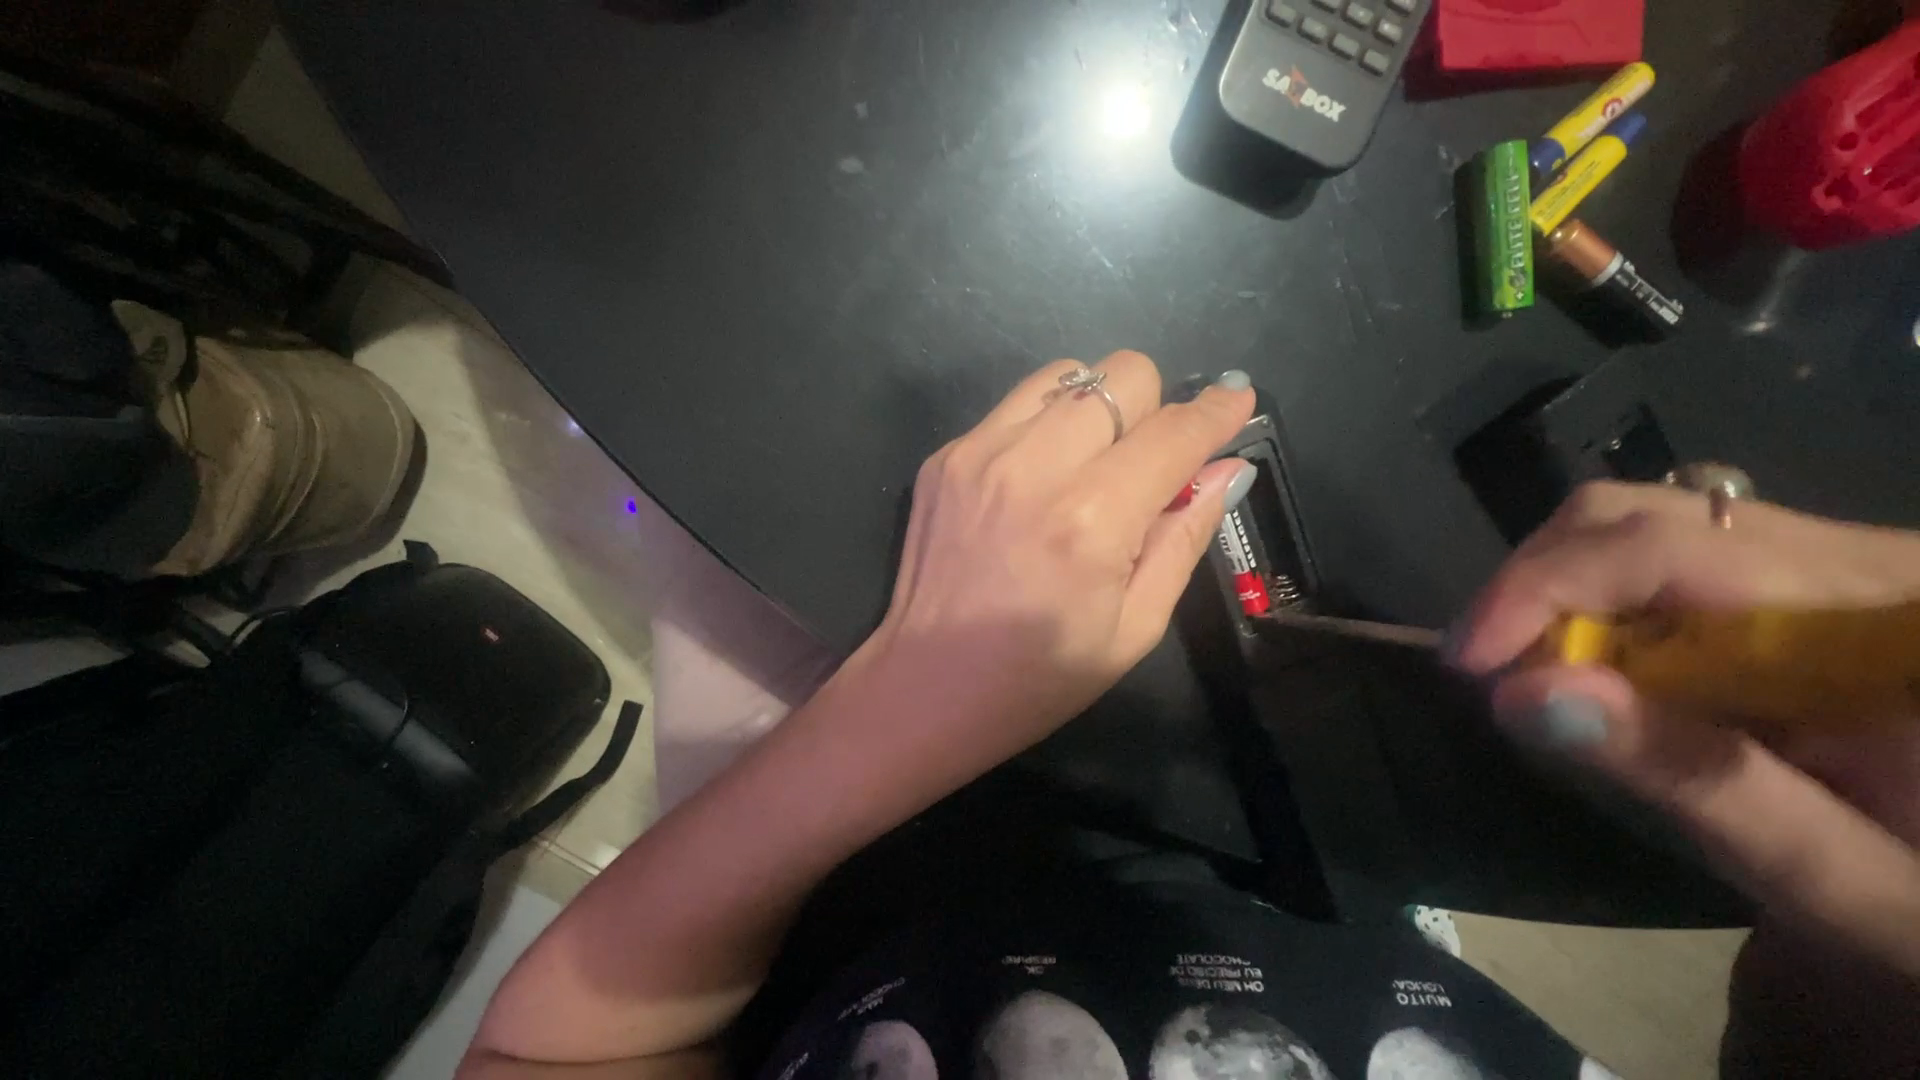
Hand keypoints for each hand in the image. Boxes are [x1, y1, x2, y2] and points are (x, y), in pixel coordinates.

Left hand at [856, 351, 1255, 775]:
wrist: (926, 686)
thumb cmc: (1039, 676)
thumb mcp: (1135, 628)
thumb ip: (1184, 537)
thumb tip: (1226, 468)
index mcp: (1091, 519)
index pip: (1173, 432)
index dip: (1217, 410)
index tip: (1237, 397)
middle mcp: (1033, 467)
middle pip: (1121, 374)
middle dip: (1152, 407)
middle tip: (1146, 460)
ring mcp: (978, 453)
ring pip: (1065, 373)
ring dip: (1096, 407)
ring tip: (1091, 464)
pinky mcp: (944, 457)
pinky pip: (1014, 407)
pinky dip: (1044, 427)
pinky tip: (1037, 482)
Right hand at [1449, 481, 1919, 974]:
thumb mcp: (1841, 878)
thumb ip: (1693, 780)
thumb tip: (1520, 696)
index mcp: (1895, 620)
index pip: (1674, 548)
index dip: (1547, 587)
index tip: (1469, 662)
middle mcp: (1862, 562)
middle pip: (1639, 519)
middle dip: (1538, 590)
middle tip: (1490, 675)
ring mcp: (1826, 562)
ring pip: (1633, 527)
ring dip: (1555, 597)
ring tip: (1533, 678)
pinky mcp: (1790, 581)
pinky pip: (1653, 559)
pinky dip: (1590, 609)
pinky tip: (1592, 671)